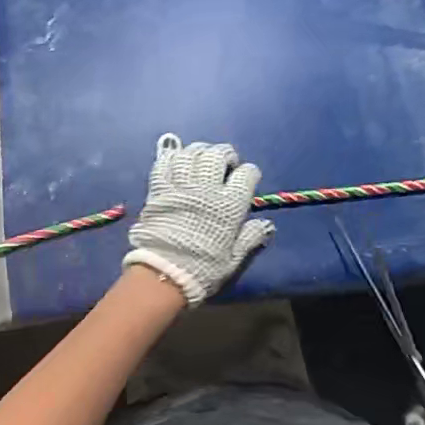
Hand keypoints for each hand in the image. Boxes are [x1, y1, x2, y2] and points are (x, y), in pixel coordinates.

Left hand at [122, 134, 274, 305]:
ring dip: (198, 152)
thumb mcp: (234, 258)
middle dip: (224, 154)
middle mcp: (205, 190)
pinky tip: (176, 159)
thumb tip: (266, 225)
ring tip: (200, 158)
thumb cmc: (203, 268)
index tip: (245, 179)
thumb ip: (250, 238)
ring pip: (190, 155)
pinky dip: (170, 158)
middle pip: (216, 156)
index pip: (246, 174)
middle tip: (223, 164)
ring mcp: (180, 188)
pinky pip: (163, 164)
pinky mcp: (158, 191)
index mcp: (229, 205)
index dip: (248, 173)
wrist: (165, 272)